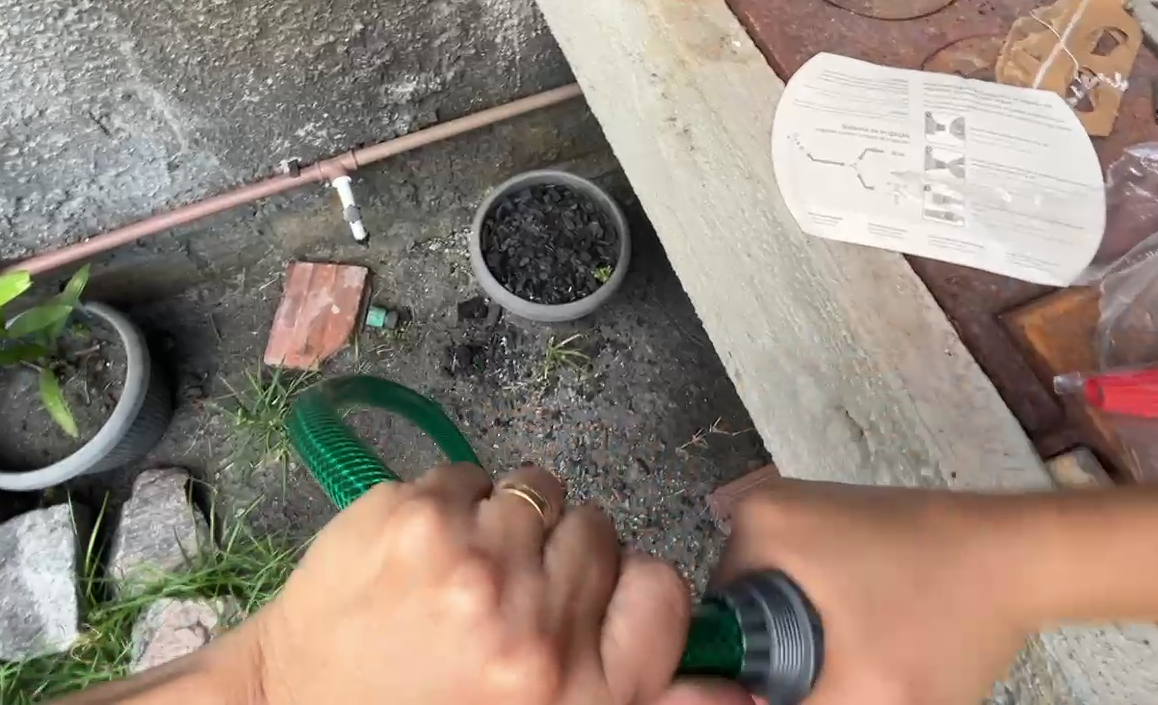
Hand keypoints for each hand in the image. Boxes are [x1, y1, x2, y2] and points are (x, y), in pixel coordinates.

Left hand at [231, 462, 699, 704]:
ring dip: (509, 519)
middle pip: (596, 528)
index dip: (629, 587)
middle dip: (559, 553)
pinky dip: (455, 501)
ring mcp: (468, 560)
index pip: (660, 591)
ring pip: (538, 488)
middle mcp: (529, 625)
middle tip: (508, 595)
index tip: (594, 598)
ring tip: (464, 570)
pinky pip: (473, 473)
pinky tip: (423, 551)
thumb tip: (746, 690)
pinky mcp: (411, 515)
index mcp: (576, 694)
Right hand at [717, 479, 1034, 704]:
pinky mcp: (825, 517)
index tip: (801, 695)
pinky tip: (872, 636)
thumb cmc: (943, 617)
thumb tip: (746, 703)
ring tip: (863, 662)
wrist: (1016, 558)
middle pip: (745, 611)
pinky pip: (799, 582)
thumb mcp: (869, 692)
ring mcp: (795, 507)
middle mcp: (763, 505)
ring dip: (807, 641)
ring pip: (774, 600)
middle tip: (843, 685)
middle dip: (783, 657)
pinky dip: (825, 618)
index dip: (745, 673)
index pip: (715, 621)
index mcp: (755, 526)